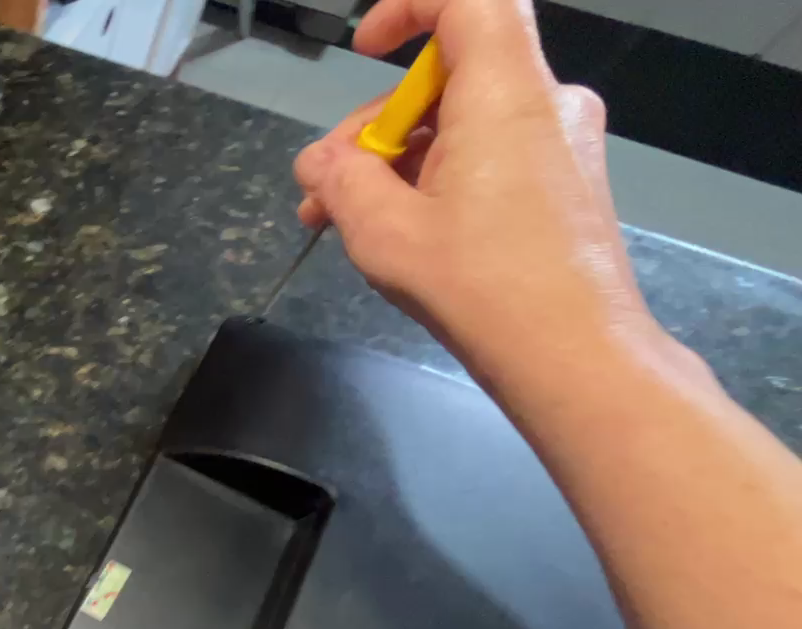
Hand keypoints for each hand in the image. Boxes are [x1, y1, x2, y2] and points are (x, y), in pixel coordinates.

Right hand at [292, 0, 691, 389]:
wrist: (562, 342)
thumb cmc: (471, 280)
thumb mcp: (381, 230)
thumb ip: (341, 180)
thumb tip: (319, 159)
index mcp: (504, 96)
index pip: (471, 2)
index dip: (411, 8)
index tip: (362, 51)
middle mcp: (542, 101)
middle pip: (444, 80)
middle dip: (369, 131)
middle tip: (318, 194)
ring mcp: (555, 140)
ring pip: (455, 125)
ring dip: (390, 166)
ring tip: (340, 225)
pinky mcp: (557, 177)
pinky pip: (480, 155)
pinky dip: (428, 181)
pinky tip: (395, 232)